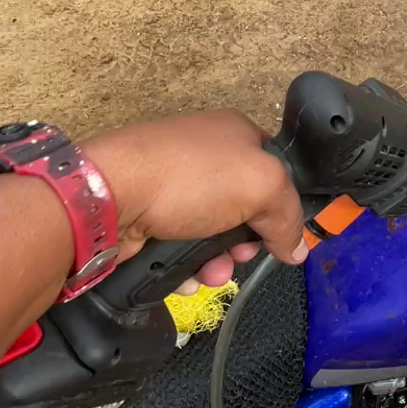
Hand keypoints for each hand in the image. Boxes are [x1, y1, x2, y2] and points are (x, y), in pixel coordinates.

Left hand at [83, 111, 308, 291]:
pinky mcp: (147, 210)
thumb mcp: (263, 188)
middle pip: (245, 206)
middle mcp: (205, 153)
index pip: (275, 168)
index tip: (280, 232)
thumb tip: (297, 248)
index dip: (281, 203)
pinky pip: (181, 242)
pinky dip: (187, 263)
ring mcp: (174, 182)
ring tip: (211, 274)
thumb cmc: (190, 178)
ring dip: (218, 259)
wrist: (109, 196)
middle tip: (241, 255)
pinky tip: (185, 275)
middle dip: (246, 240)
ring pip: (213, 230)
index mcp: (236, 132)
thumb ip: (289, 216)